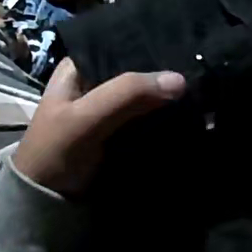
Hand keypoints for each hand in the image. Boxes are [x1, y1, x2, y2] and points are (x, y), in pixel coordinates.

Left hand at [13, 59, 185, 196]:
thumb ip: (127, 94)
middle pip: (138, 70)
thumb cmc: (56, 152)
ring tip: (204, 88)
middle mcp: (96, 82)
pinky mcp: (123, 133)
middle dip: (164, 73)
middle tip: (201, 68)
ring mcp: (111, 109)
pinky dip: (167, 117)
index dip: (150, 45)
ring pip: (147, 95)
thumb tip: (181, 79)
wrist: (46, 206)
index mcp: (79, 67)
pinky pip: (150, 118)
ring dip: (169, 96)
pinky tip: (193, 112)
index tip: (185, 45)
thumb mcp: (86, 117)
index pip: (120, 44)